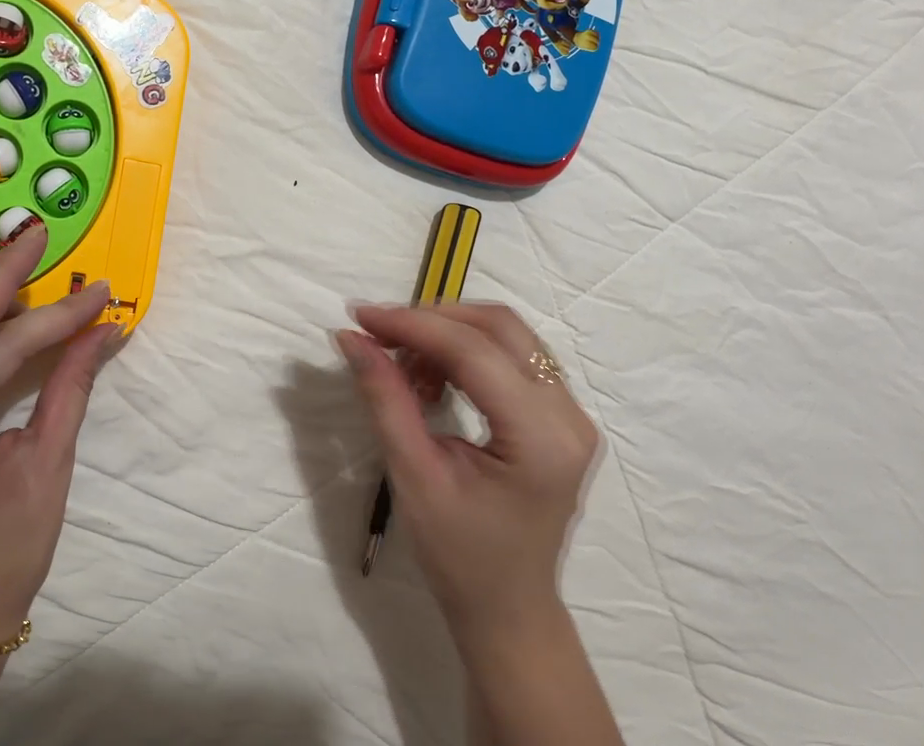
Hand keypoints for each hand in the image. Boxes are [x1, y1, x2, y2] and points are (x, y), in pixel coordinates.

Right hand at [337, 303, 598, 644]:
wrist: (505, 607)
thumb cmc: (457, 554)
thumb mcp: (413, 475)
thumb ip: (386, 399)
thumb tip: (352, 339)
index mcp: (542, 438)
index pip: (474, 351)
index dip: (412, 324)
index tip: (359, 317)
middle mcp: (570, 416)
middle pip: (501, 328)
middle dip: (432, 319)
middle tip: (378, 334)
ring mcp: (572, 414)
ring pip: (508, 337)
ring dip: (448, 334)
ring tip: (401, 365)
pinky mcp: (561, 417)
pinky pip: (513, 359)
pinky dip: (466, 353)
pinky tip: (431, 379)